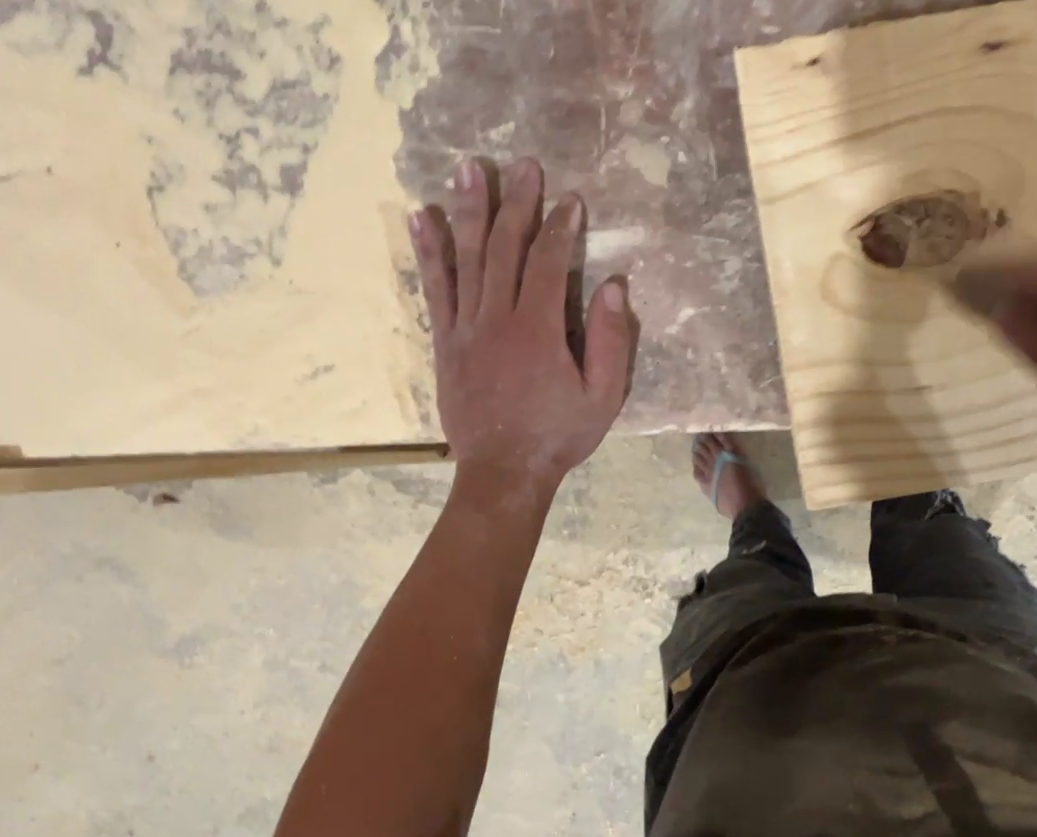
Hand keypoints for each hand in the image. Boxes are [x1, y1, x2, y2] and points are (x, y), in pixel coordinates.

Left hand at [410, 157, 635, 494]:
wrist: (503, 472)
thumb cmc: (559, 437)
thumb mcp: (603, 398)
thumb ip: (611, 342)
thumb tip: (614, 287)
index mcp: (538, 331)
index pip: (547, 263)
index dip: (560, 228)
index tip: (570, 199)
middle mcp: (496, 319)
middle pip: (504, 248)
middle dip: (516, 203)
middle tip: (523, 164)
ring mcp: (465, 329)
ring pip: (466, 258)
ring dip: (468, 210)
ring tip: (468, 167)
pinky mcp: (445, 343)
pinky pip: (434, 290)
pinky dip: (429, 252)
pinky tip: (423, 218)